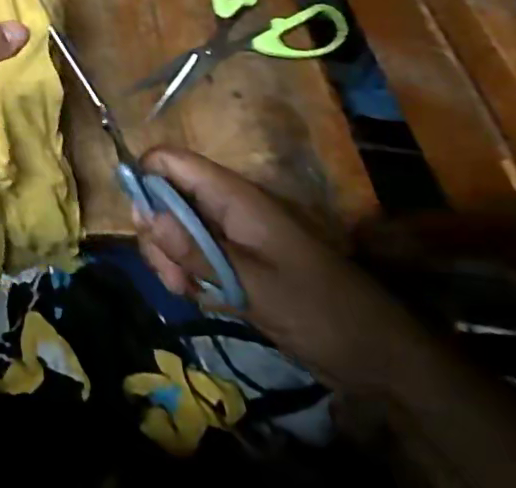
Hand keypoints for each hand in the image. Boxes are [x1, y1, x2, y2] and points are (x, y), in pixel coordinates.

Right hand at [133, 148, 373, 370]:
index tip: (144, 227)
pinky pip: (193, 256)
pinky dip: (188, 276)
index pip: (171, 161)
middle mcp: (225, 207)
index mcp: (232, 196)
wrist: (372, 352)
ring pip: (176, 230)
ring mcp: (229, 235)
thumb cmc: (316, 307)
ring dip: (171, 260)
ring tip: (190, 293)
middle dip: (158, 234)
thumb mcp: (252, 282)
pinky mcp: (234, 263)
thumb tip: (143, 214)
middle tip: (174, 279)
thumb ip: (196, 250)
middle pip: (166, 198)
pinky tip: (203, 301)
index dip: (146, 180)